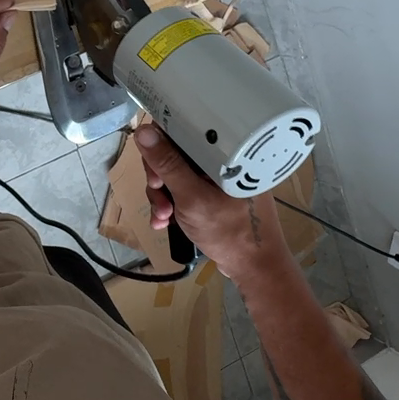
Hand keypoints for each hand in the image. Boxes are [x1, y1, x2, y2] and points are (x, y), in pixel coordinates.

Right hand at [134, 122, 280, 269]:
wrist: (255, 269)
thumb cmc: (229, 232)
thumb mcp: (192, 198)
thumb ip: (167, 164)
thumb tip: (143, 130)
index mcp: (221, 152)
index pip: (181, 132)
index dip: (158, 147)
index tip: (154, 173)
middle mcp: (218, 160)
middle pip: (173, 155)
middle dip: (158, 179)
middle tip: (159, 198)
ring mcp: (215, 180)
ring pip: (174, 176)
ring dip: (161, 196)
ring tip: (163, 217)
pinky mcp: (212, 196)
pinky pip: (183, 191)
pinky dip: (171, 205)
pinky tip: (165, 222)